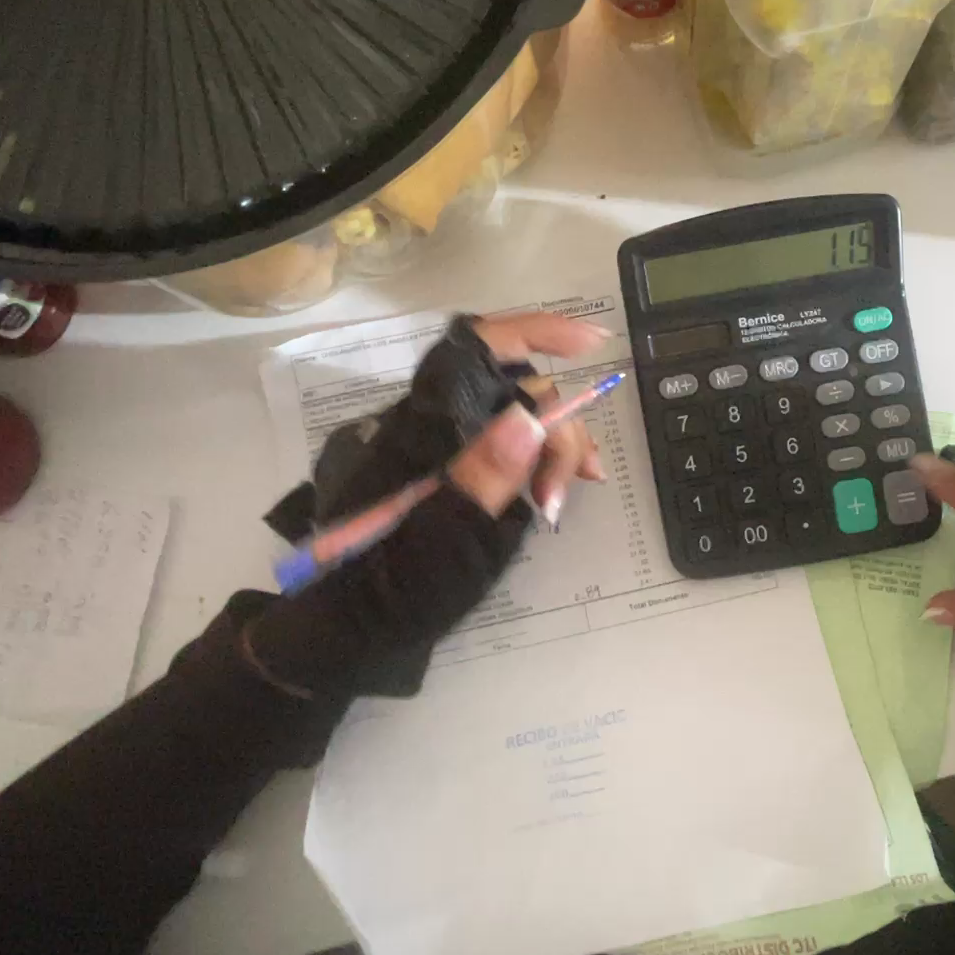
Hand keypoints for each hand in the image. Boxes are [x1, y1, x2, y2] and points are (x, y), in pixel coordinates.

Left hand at [245, 313, 611, 703]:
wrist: (361, 622)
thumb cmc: (397, 586)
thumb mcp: (445, 540)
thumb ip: (485, 477)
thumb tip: (530, 418)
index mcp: (427, 425)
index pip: (480, 347)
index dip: (538, 332)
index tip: (592, 342)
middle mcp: (444, 421)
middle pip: (518, 387)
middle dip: (560, 423)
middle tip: (578, 479)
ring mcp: (458, 445)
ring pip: (525, 416)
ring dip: (560, 445)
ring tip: (570, 492)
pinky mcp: (469, 469)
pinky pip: (519, 446)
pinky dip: (548, 460)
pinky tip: (561, 487)